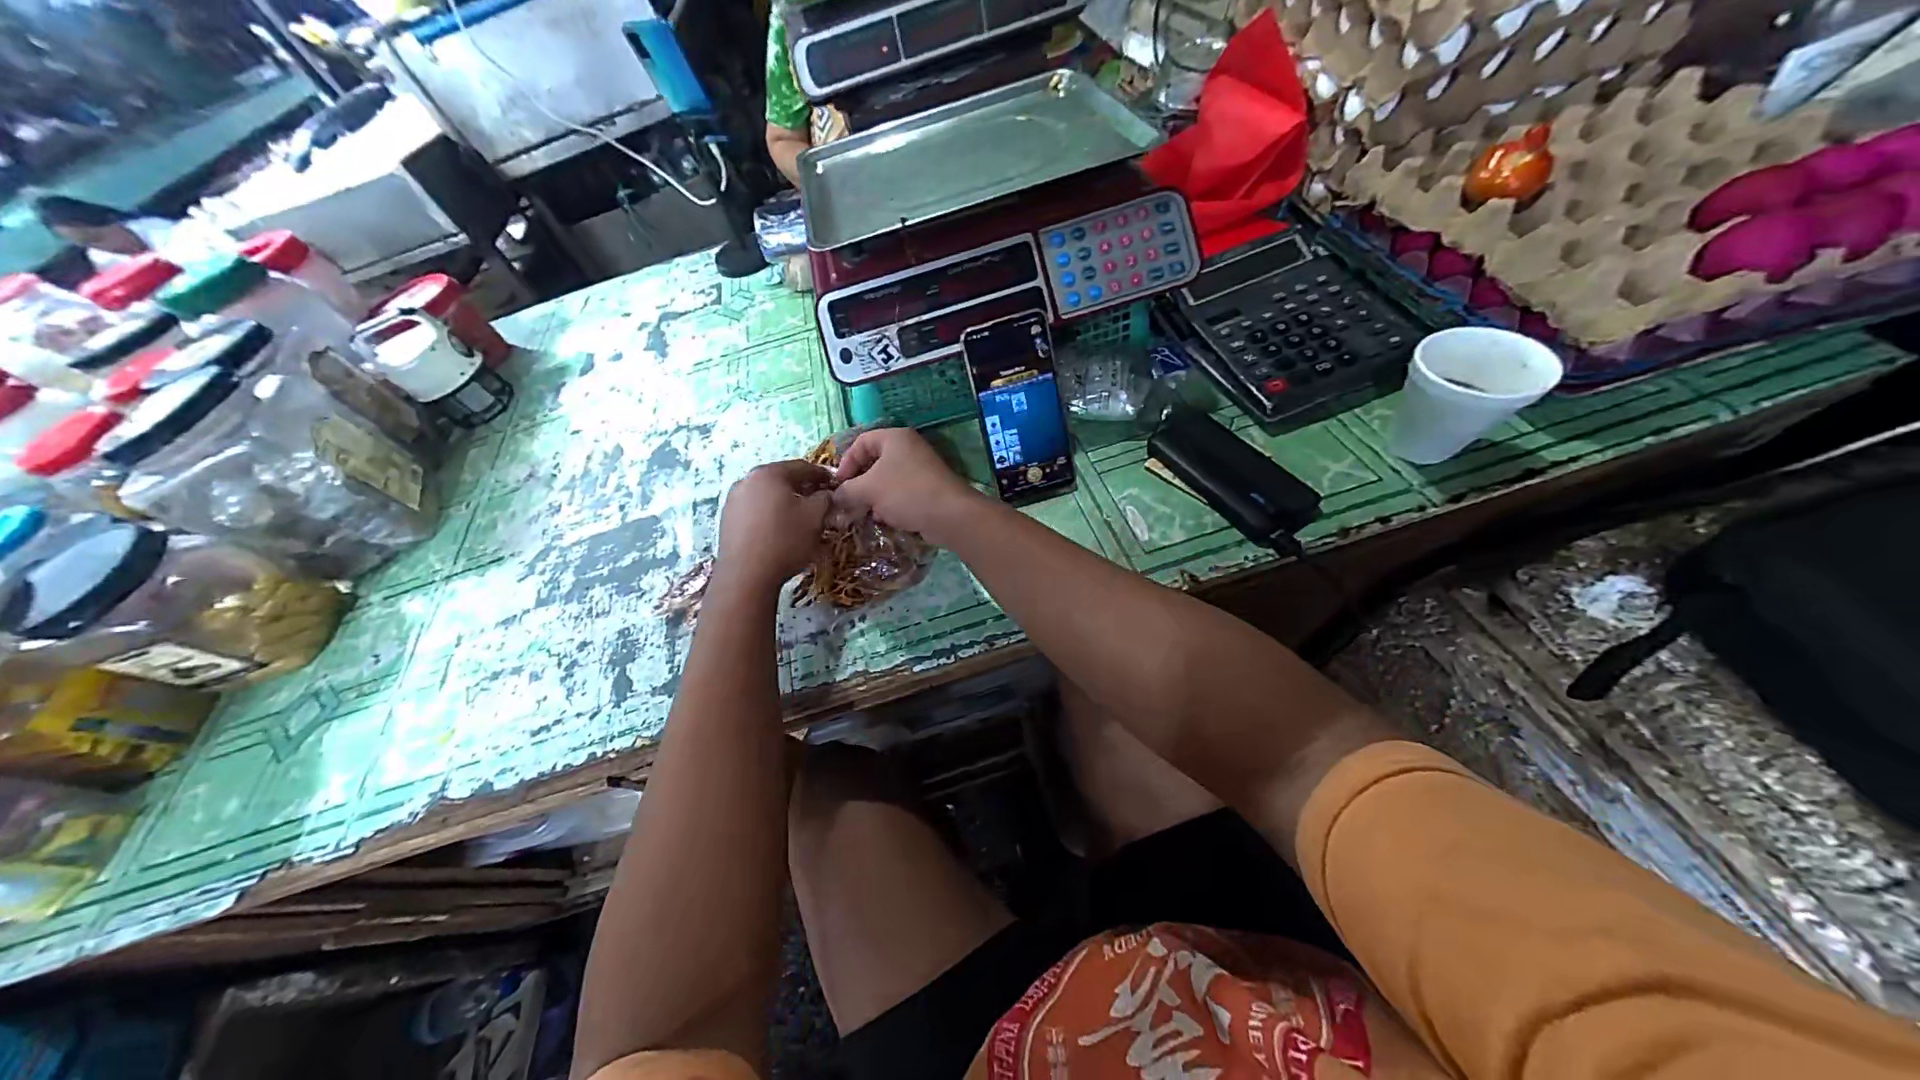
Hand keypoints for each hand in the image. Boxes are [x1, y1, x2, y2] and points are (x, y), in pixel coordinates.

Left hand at [715, 460, 832, 592]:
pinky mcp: (726, 521)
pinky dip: (770, 516)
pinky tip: (779, 531)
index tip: (835, 485)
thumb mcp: (815, 517)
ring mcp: (733, 501)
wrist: (746, 575)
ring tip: (800, 519)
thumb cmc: (785, 540)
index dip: (821, 475)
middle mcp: (746, 481)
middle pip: (781, 480)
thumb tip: (826, 494)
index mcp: (768, 473)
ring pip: (766, 496)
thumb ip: (825, 499)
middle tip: (819, 502)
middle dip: (802, 489)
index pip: (801, 467)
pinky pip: (755, 512)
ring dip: (785, 503)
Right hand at [831, 428, 984, 544]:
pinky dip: (889, 505)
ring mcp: (920, 470)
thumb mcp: (868, 490)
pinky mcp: (927, 490)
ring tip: (862, 514)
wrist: (949, 514)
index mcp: (894, 438)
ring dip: (872, 498)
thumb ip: (847, 491)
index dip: (846, 462)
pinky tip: (884, 520)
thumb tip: (835, 498)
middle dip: (858, 484)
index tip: (839, 484)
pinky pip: (901, 494)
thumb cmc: (905, 492)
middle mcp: (908, 449)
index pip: (861, 442)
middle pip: (874, 463)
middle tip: (847, 502)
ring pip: (886, 481)